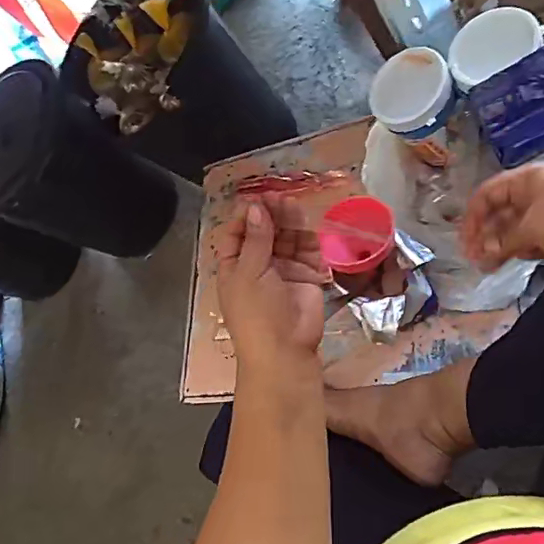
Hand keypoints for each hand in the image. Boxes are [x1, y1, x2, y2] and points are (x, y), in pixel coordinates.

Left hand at [216, 197, 329, 371]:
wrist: (285, 349)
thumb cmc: (256, 313)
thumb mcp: (248, 273)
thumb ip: (256, 239)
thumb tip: (255, 208)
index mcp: (235, 267)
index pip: (236, 234)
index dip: (245, 216)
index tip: (255, 198)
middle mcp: (259, 267)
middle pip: (264, 233)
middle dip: (270, 215)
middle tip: (277, 195)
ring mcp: (285, 271)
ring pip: (286, 239)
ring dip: (288, 221)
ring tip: (291, 201)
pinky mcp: (307, 276)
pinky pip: (308, 252)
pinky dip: (307, 236)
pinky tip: (305, 219)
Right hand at [460, 163, 543, 269]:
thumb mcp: (534, 225)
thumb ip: (505, 240)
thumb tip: (483, 253)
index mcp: (529, 179)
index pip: (489, 193)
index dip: (473, 216)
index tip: (465, 241)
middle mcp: (538, 191)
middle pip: (502, 212)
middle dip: (486, 234)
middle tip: (474, 258)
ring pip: (516, 228)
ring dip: (500, 245)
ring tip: (488, 266)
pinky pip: (533, 239)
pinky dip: (520, 250)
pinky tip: (511, 261)